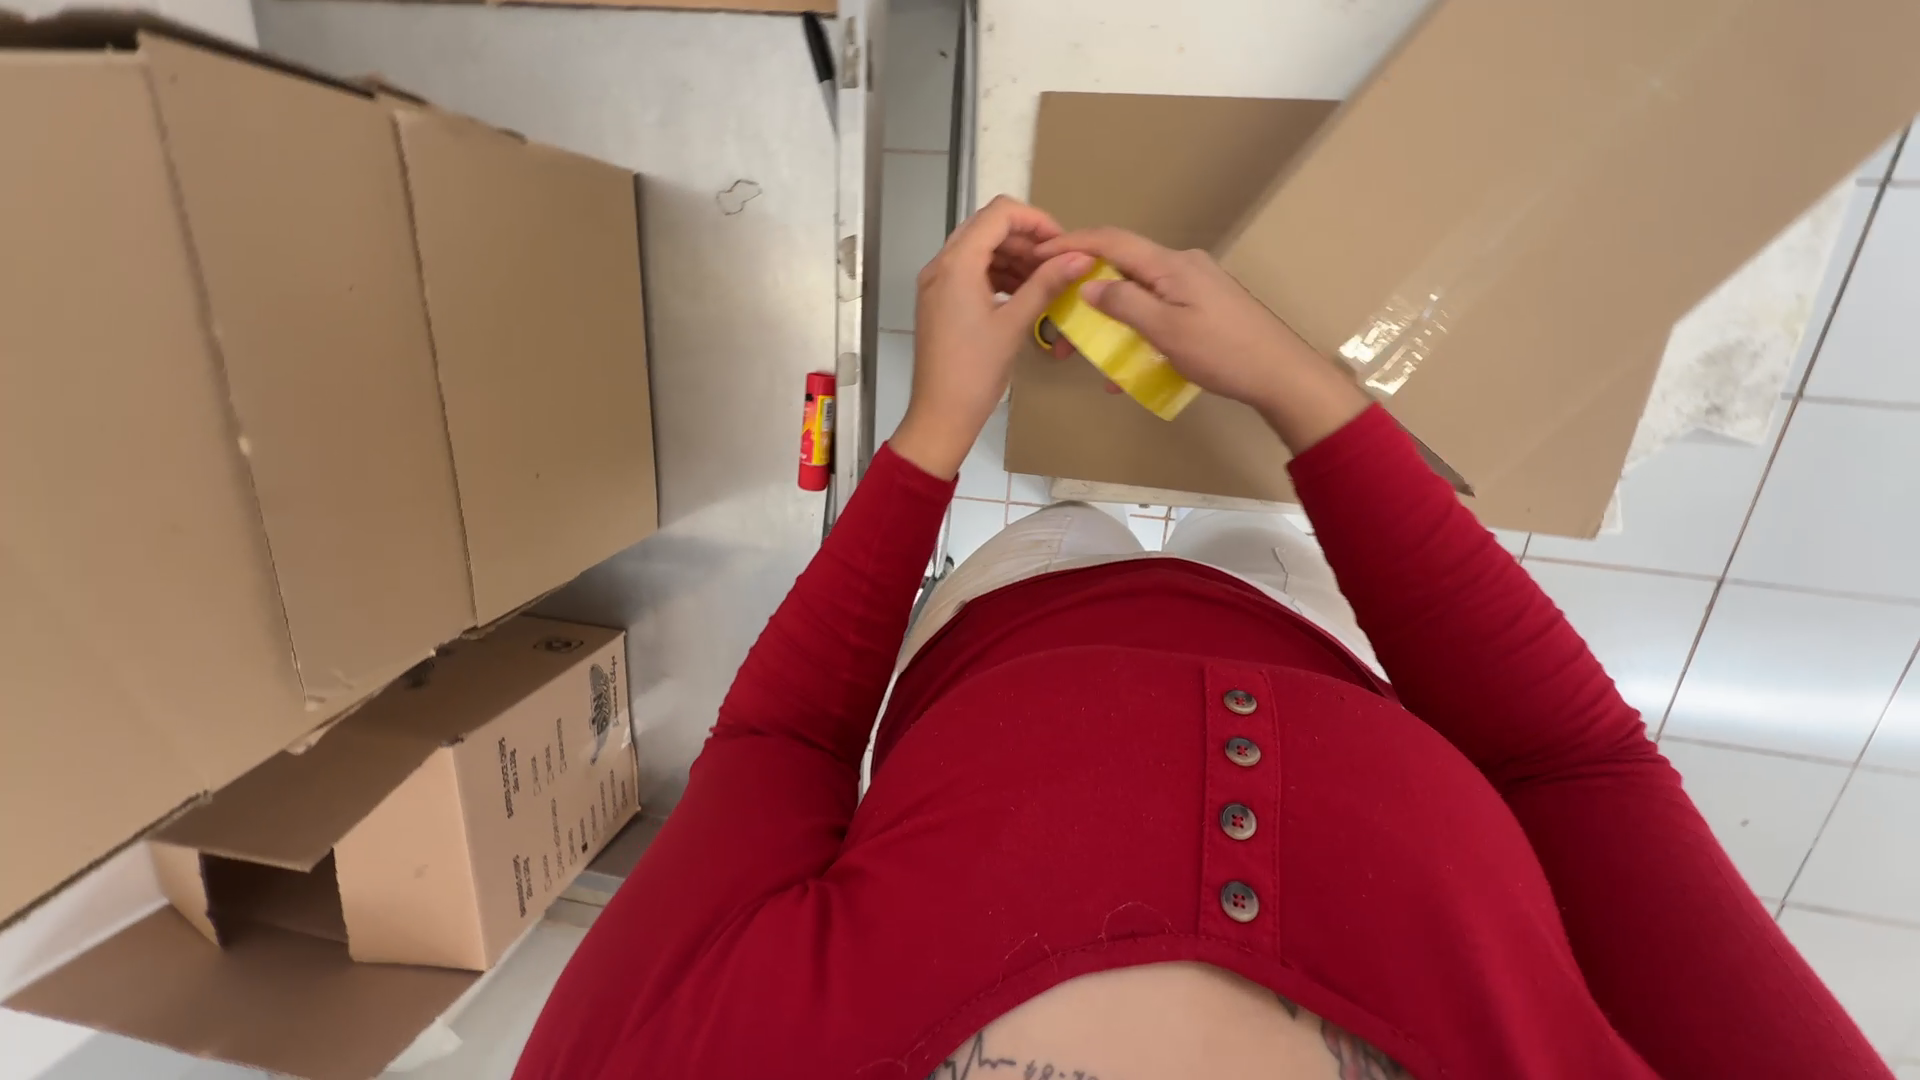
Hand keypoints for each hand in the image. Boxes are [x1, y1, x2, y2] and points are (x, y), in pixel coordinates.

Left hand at [891, 196, 1092, 478]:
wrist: (940, 415)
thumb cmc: (975, 373)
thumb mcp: (1015, 324)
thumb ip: (1047, 284)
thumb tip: (1081, 257)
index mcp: (957, 263)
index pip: (999, 213)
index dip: (1036, 220)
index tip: (1062, 244)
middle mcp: (940, 265)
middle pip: (987, 228)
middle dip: (1025, 240)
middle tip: (1057, 264)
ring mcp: (936, 284)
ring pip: (979, 250)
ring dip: (1013, 258)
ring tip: (1045, 281)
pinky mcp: (938, 302)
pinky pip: (970, 273)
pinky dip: (998, 275)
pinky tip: (1022, 294)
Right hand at [1032, 227, 1369, 453]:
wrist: (1279, 373)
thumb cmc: (1223, 352)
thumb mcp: (1166, 330)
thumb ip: (1124, 304)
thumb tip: (1089, 286)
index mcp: (1170, 265)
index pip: (1112, 242)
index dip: (1073, 243)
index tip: (1040, 253)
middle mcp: (1180, 266)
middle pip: (1121, 267)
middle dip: (1085, 290)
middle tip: (1058, 320)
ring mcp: (1192, 286)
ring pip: (1136, 292)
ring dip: (1107, 317)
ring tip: (1086, 349)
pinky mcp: (1201, 306)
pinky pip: (1155, 310)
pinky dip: (1133, 330)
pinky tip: (1123, 366)